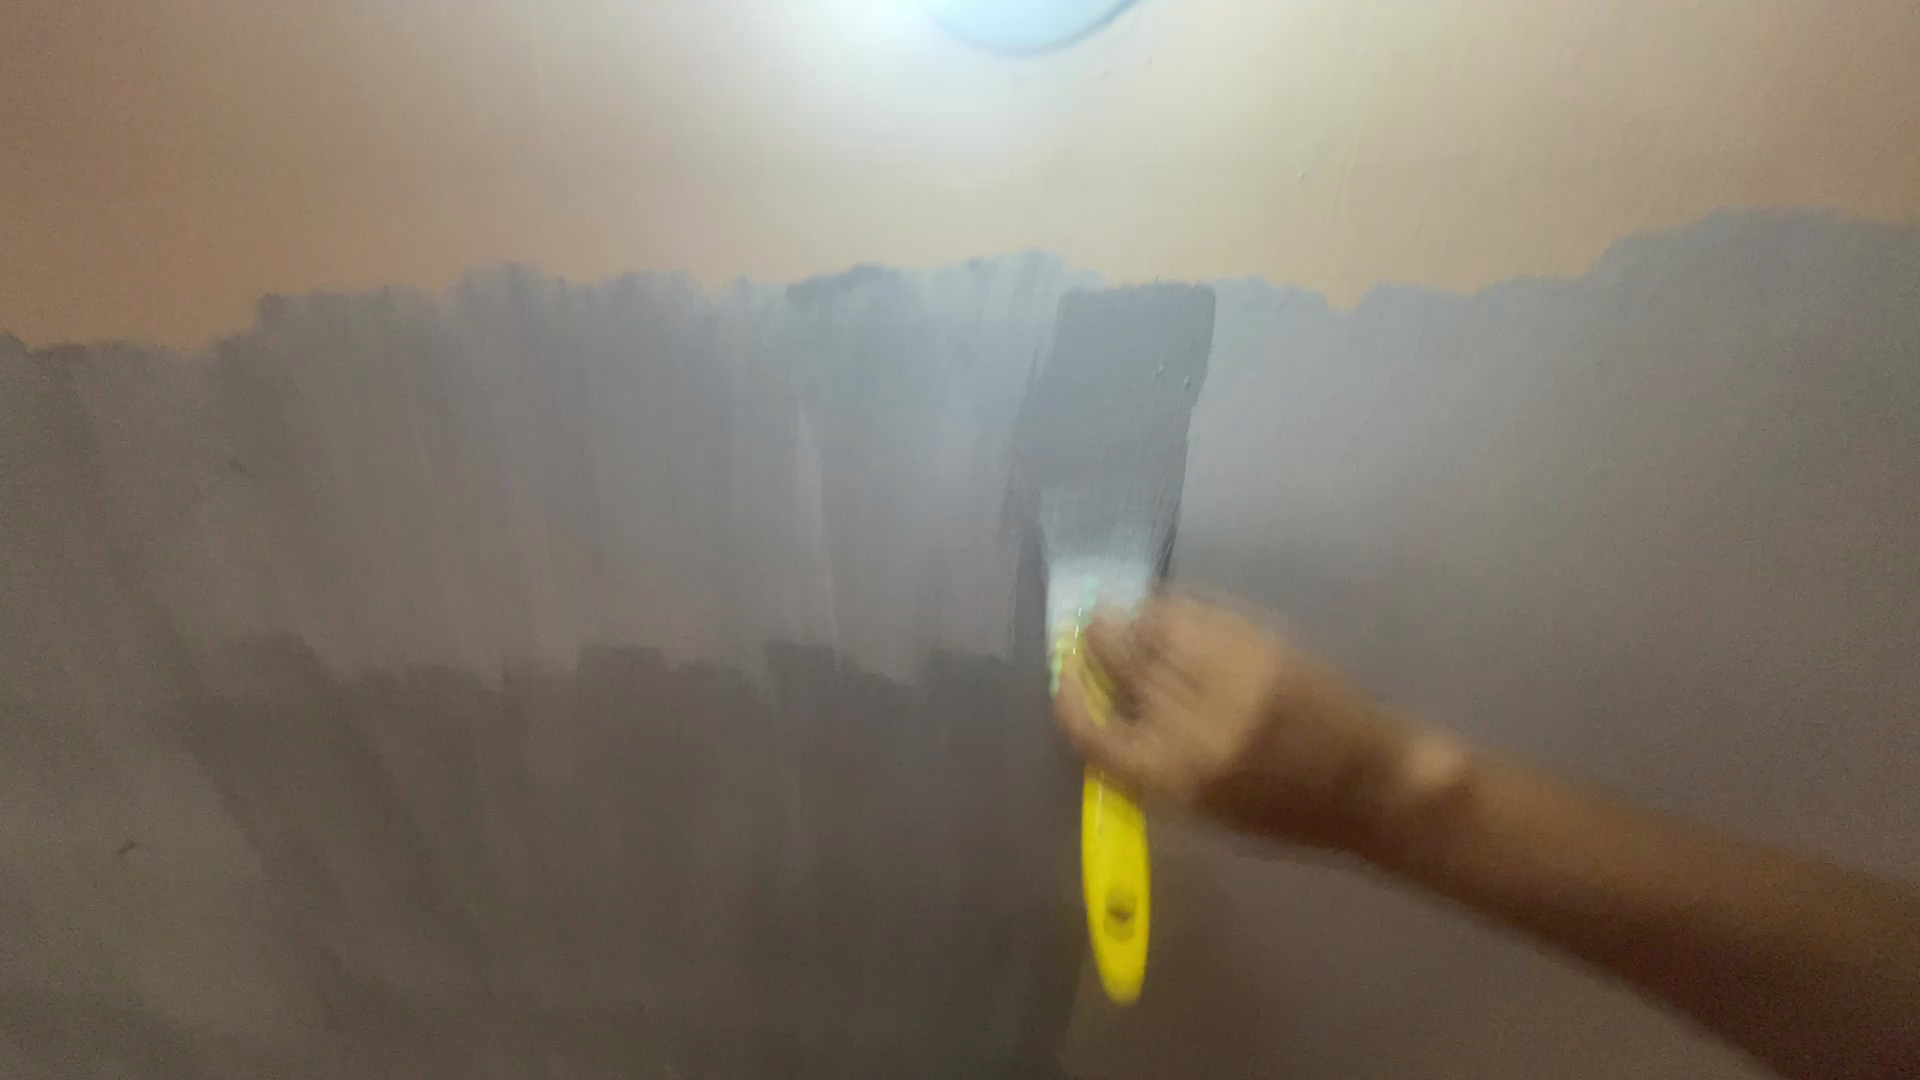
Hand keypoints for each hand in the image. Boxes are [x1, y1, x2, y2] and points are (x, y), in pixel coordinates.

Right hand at [1056, 592, 1460, 853]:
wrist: (1371, 785)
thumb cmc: (1282, 812)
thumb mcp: (1202, 810)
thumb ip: (1144, 762)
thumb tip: (1102, 706)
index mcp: (1171, 779)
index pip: (1091, 731)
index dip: (1070, 698)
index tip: (1066, 676)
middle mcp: (1190, 726)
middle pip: (1118, 663)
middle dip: (1094, 639)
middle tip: (1089, 625)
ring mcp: (1225, 679)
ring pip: (1152, 628)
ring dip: (1130, 616)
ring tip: (1124, 611)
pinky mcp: (1258, 646)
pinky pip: (1194, 613)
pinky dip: (1171, 606)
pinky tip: (1166, 607)